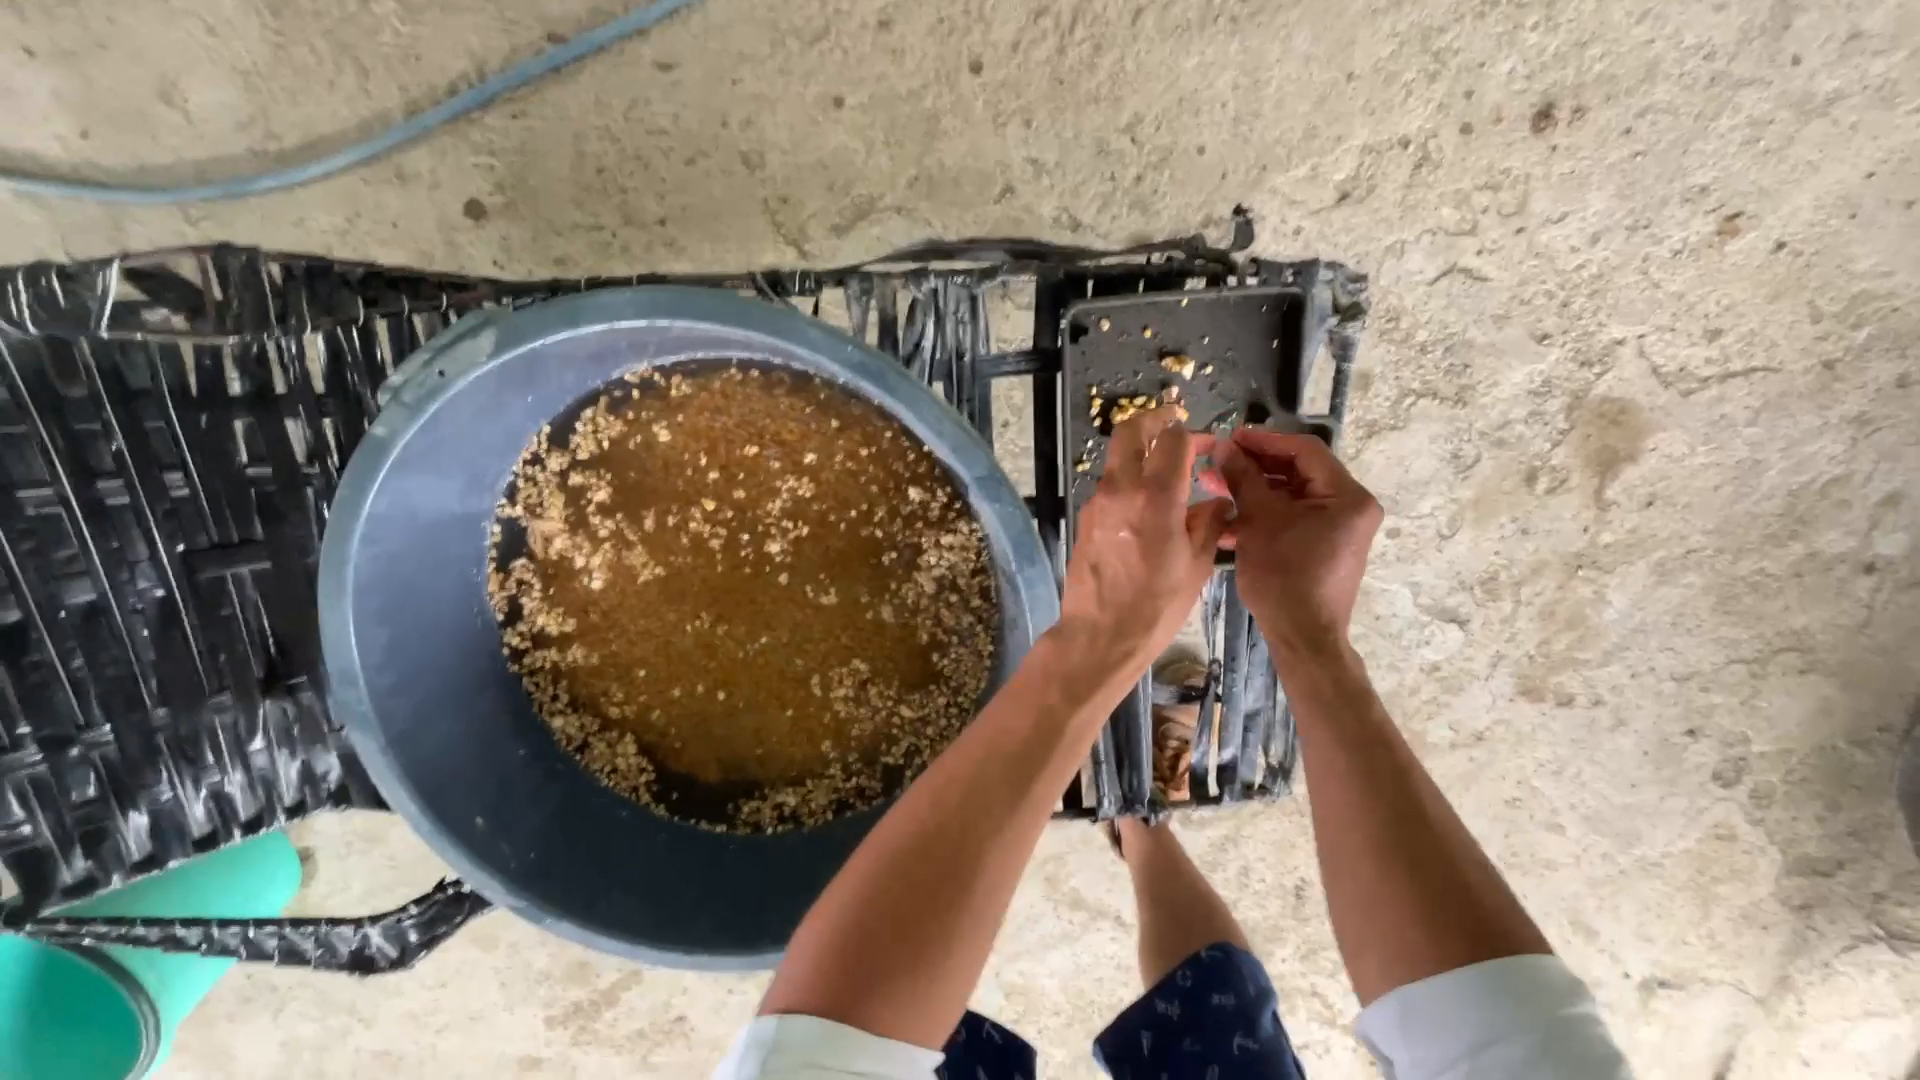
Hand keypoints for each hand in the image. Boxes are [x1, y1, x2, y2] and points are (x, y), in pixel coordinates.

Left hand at [1058, 410, 1231, 675]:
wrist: (1100, 634)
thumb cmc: (1156, 605)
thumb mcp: (1197, 564)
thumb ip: (1209, 523)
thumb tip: (1217, 502)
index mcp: (1156, 496)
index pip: (1172, 440)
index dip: (1193, 435)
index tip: (1207, 444)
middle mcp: (1121, 489)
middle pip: (1130, 431)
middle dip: (1153, 420)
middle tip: (1173, 422)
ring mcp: (1097, 503)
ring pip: (1117, 459)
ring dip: (1140, 453)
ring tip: (1166, 471)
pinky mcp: (1086, 519)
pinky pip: (1110, 487)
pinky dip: (1128, 482)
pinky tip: (1147, 506)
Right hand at [1209, 430, 1381, 657]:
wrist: (1302, 636)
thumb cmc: (1285, 576)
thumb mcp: (1259, 520)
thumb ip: (1243, 477)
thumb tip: (1223, 445)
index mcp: (1348, 496)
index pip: (1305, 451)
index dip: (1264, 441)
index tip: (1229, 437)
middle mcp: (1350, 507)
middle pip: (1297, 472)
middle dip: (1253, 468)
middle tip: (1217, 463)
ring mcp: (1337, 529)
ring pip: (1290, 497)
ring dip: (1252, 492)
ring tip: (1214, 489)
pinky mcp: (1322, 547)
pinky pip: (1291, 519)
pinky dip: (1262, 516)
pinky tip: (1228, 520)